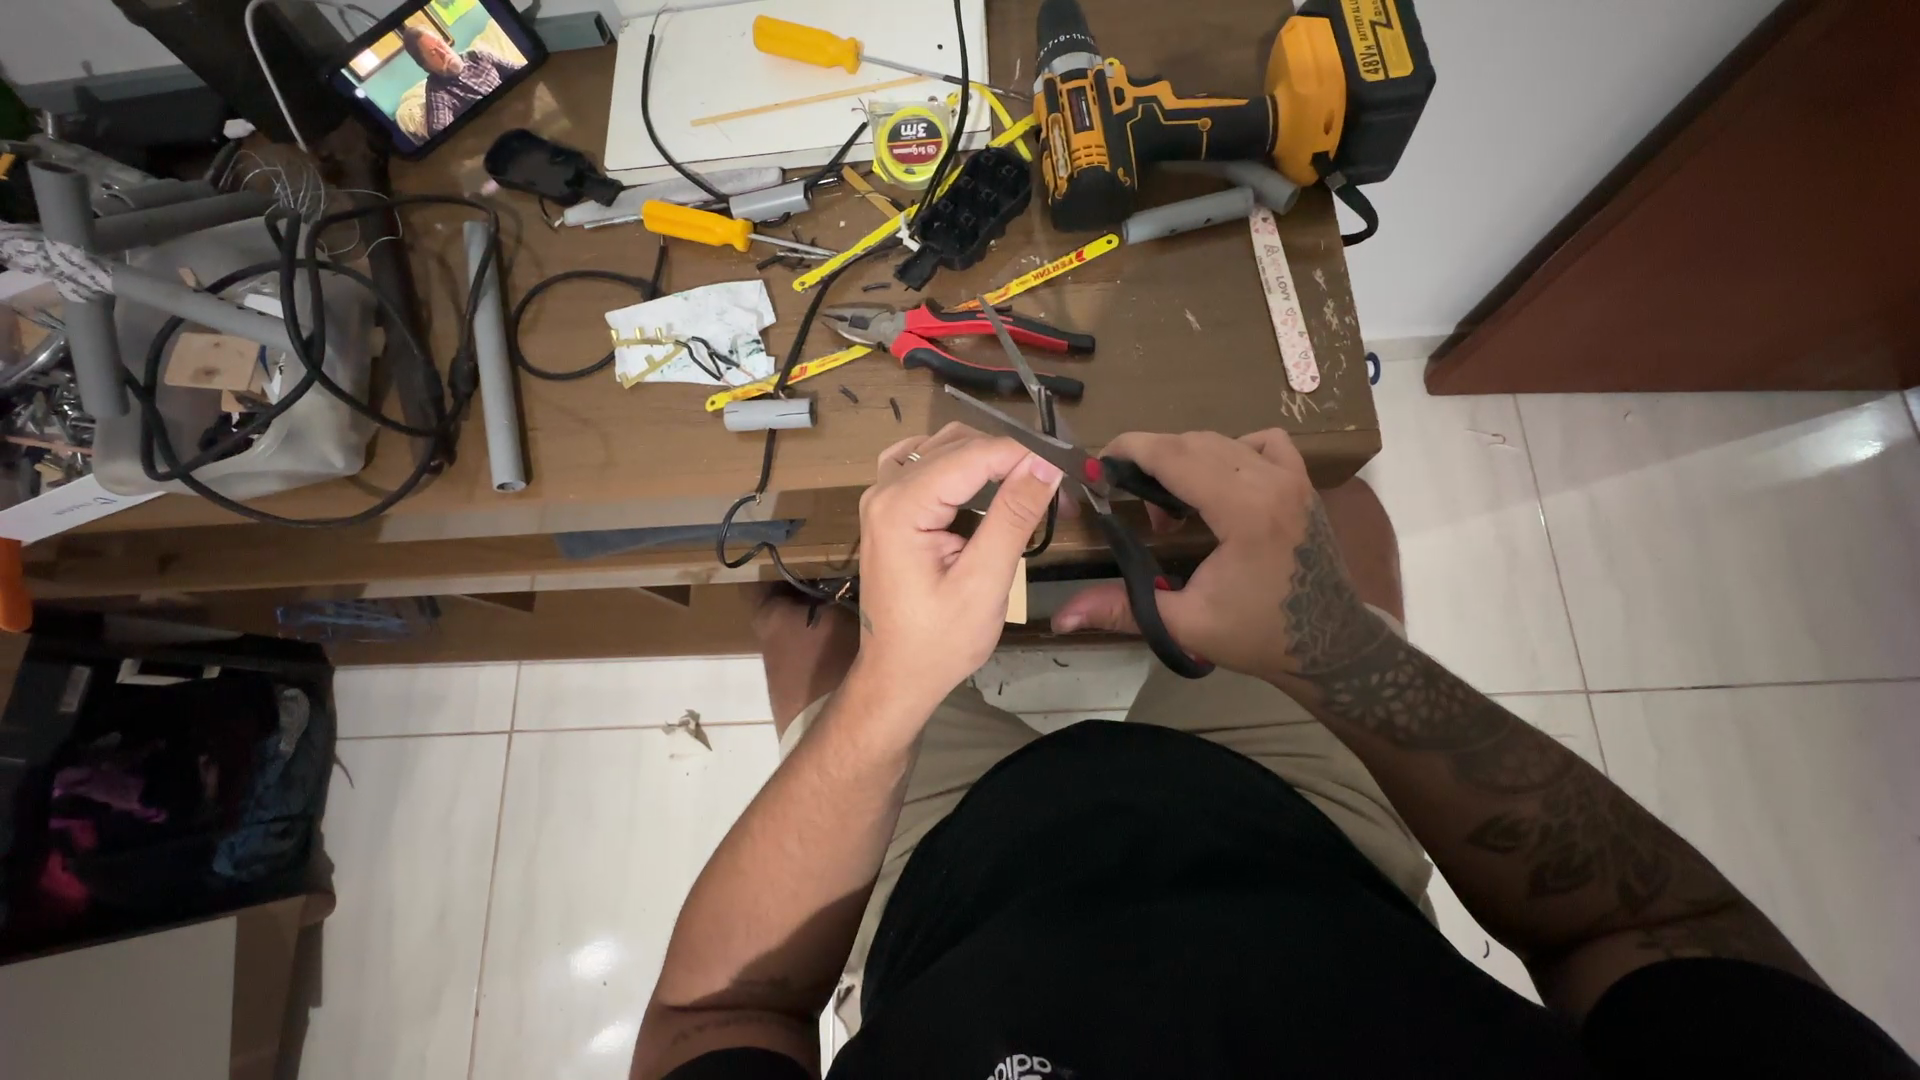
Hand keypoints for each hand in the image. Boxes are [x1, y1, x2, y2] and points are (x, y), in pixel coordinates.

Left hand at [853, 423, 1064, 711]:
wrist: (897, 675)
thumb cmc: (939, 641)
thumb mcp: (984, 582)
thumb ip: (1013, 517)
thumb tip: (1046, 465)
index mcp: (901, 507)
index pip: (973, 454)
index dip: (1025, 454)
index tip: (1068, 470)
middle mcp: (884, 490)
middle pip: (958, 445)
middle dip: (1011, 459)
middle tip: (1055, 491)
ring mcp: (881, 497)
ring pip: (942, 448)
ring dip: (988, 459)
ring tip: (1028, 486)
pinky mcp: (888, 509)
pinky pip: (924, 463)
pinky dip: (959, 465)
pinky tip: (981, 482)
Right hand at [1051, 430, 1388, 681]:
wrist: (1331, 645)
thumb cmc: (1259, 635)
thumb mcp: (1185, 624)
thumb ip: (1122, 610)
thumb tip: (1062, 617)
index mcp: (1245, 511)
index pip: (1176, 455)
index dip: (1130, 450)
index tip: (1097, 463)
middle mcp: (1272, 481)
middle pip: (1193, 443)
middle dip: (1149, 460)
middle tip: (1125, 497)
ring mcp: (1293, 478)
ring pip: (1222, 440)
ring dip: (1184, 460)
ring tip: (1168, 505)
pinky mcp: (1302, 483)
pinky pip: (1261, 442)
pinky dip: (1230, 451)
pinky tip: (1216, 484)